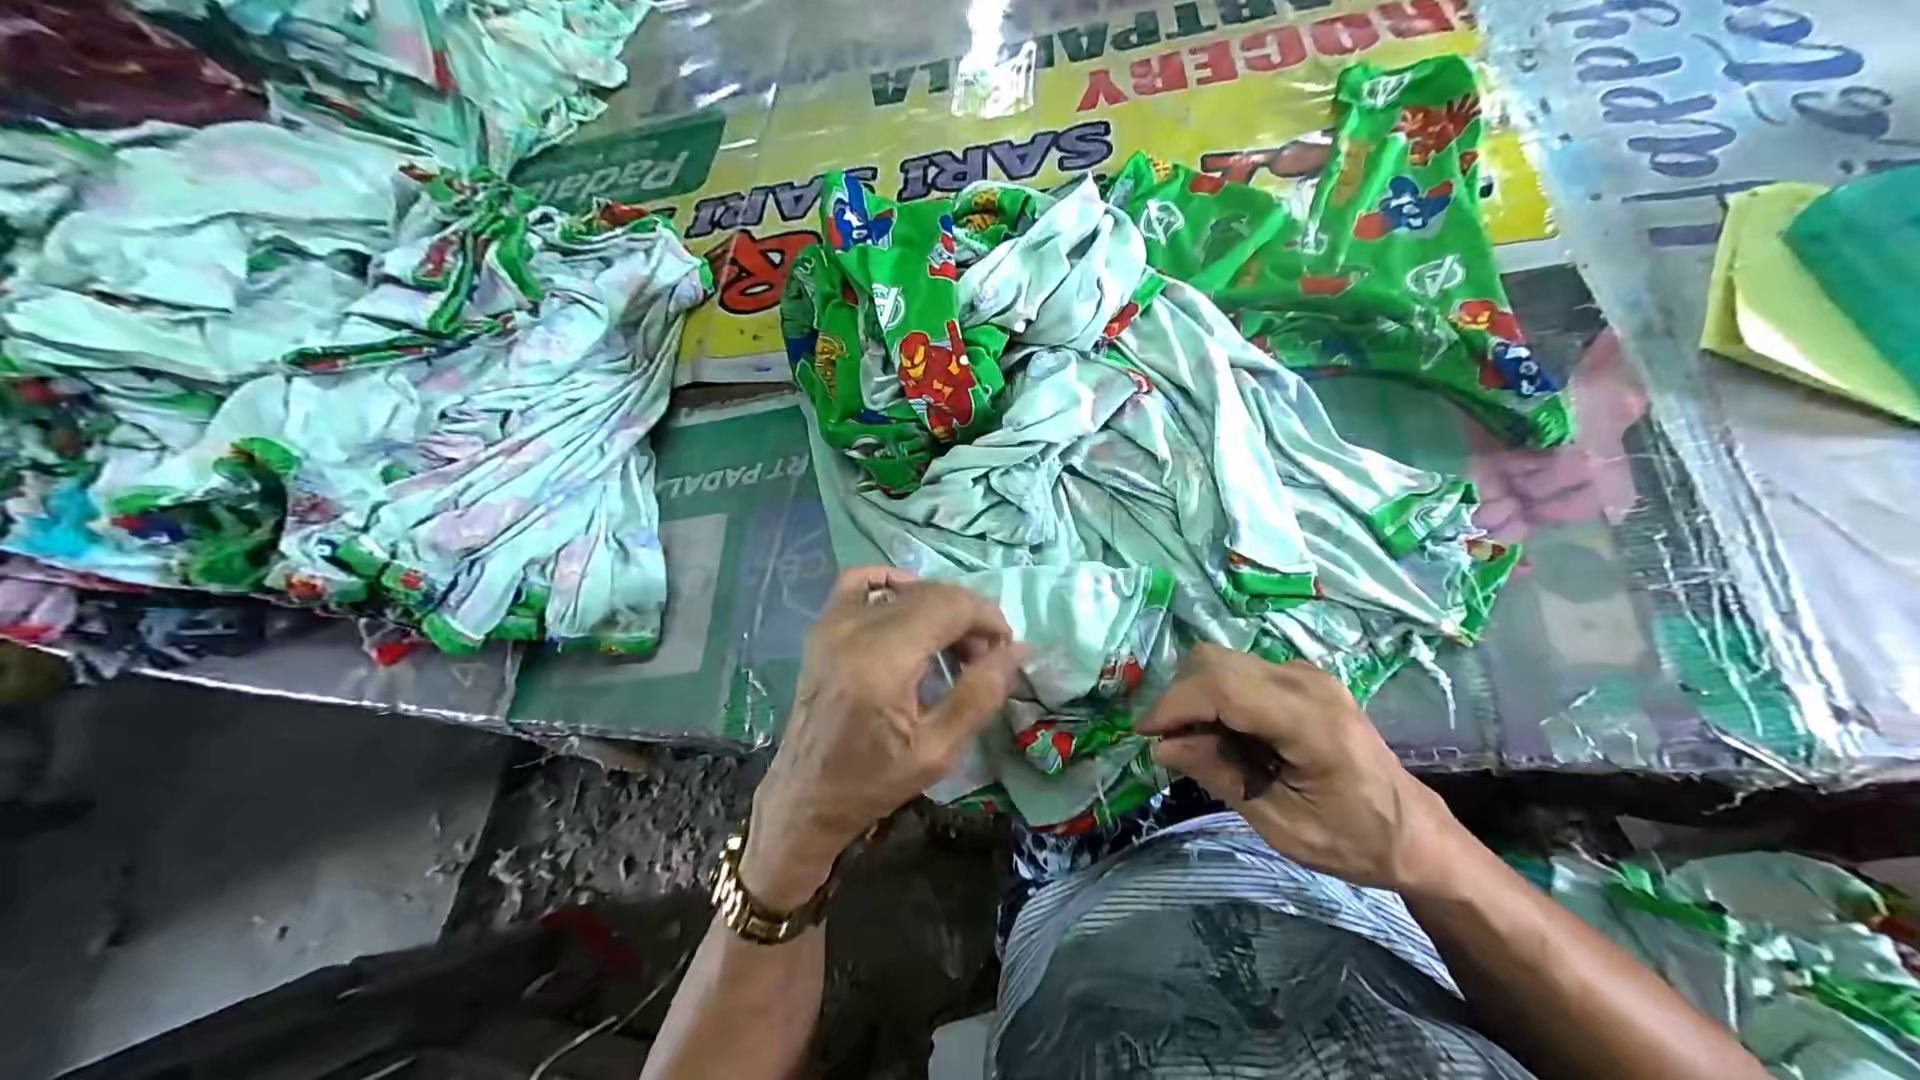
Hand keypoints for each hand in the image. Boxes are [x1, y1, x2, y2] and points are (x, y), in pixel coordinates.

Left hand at [741, 566, 1027, 909]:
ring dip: (940, 608)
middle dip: (969, 617)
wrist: (806, 795)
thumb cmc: (873, 781)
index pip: (951, 606)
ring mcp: (833, 623)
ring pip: (905, 588)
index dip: (987, 618)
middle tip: (982, 658)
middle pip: (932, 593)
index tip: (1004, 648)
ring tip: (951, 649)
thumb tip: (1019, 649)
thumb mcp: (939, 750)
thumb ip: (981, 693)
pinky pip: (860, 582)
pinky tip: (911, 608)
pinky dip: (893, 585)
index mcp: (884, 660)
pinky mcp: (822, 627)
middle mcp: (856, 629)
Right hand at [1137, 645, 1470, 892]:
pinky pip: (1238, 669)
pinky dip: (1214, 693)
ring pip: (1221, 659)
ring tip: (1197, 741)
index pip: (1224, 686)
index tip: (1146, 735)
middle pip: (1215, 661)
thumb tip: (1163, 746)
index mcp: (1312, 723)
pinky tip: (1222, 732)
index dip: (1175, 703)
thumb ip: (1221, 777)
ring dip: (1194, 694)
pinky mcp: (1300, 676)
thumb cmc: (1354, 840)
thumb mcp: (1282, 826)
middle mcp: (1308, 683)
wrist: (1415, 831)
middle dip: (1178, 697)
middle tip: (1170, 742)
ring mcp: (1306, 674)